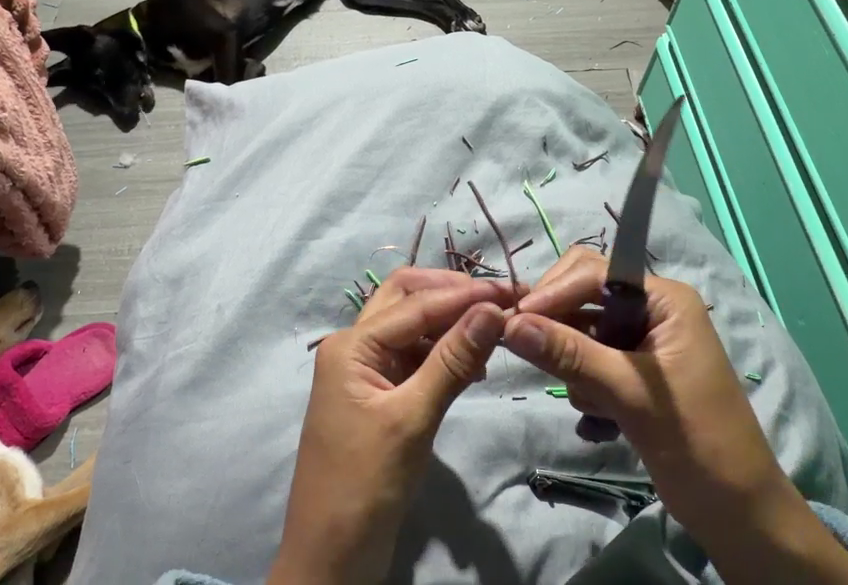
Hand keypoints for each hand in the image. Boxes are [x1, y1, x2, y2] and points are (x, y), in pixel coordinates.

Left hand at [268, 269, 514, 584]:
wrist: (332, 556)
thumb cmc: (366, 484)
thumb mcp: (413, 419)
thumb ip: (452, 361)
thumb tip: (492, 310)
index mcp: (351, 345)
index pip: (416, 303)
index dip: (467, 295)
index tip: (515, 292)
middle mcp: (354, 346)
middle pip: (407, 299)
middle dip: (453, 295)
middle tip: (502, 302)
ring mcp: (365, 371)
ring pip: (412, 326)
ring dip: (451, 322)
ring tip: (495, 332)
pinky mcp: (379, 395)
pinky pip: (414, 356)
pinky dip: (444, 352)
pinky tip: (474, 365)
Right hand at [503, 249, 847, 584]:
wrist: (738, 512)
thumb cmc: (697, 443)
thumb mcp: (630, 395)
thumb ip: (570, 354)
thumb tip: (510, 324)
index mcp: (665, 299)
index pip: (594, 271)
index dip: (553, 290)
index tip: (515, 321)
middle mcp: (653, 309)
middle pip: (582, 294)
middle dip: (560, 326)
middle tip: (536, 356)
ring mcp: (643, 341)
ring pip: (580, 329)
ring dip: (574, 364)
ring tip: (594, 403)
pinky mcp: (634, 372)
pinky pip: (589, 359)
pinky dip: (584, 383)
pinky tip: (600, 416)